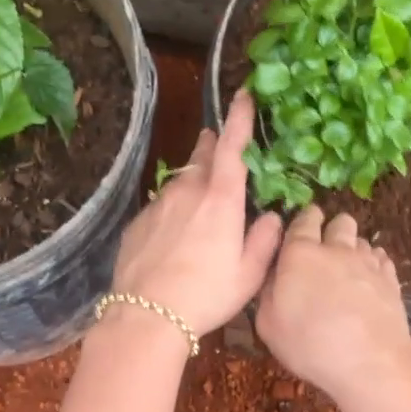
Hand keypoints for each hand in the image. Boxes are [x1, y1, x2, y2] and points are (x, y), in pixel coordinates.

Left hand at [108, 90, 281, 335]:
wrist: (146, 316)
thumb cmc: (207, 295)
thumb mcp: (249, 275)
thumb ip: (265, 241)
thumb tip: (274, 217)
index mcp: (220, 199)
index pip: (232, 146)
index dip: (239, 118)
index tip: (243, 95)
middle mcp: (187, 192)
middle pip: (201, 158)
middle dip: (212, 146)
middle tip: (218, 142)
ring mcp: (158, 206)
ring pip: (179, 183)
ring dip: (192, 181)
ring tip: (200, 197)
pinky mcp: (137, 224)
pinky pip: (160, 207)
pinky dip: (172, 210)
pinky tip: (175, 234)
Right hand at [255, 206, 410, 403]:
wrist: (370, 364)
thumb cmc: (310, 345)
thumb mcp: (268, 325)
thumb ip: (267, 292)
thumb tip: (273, 276)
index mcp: (301, 254)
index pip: (303, 220)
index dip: (303, 222)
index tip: (300, 231)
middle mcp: (337, 249)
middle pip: (339, 222)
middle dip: (331, 229)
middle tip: (322, 254)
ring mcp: (368, 263)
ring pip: (361, 240)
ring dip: (352, 249)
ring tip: (345, 273)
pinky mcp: (391, 280)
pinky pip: (381, 260)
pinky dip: (372, 266)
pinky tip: (366, 285)